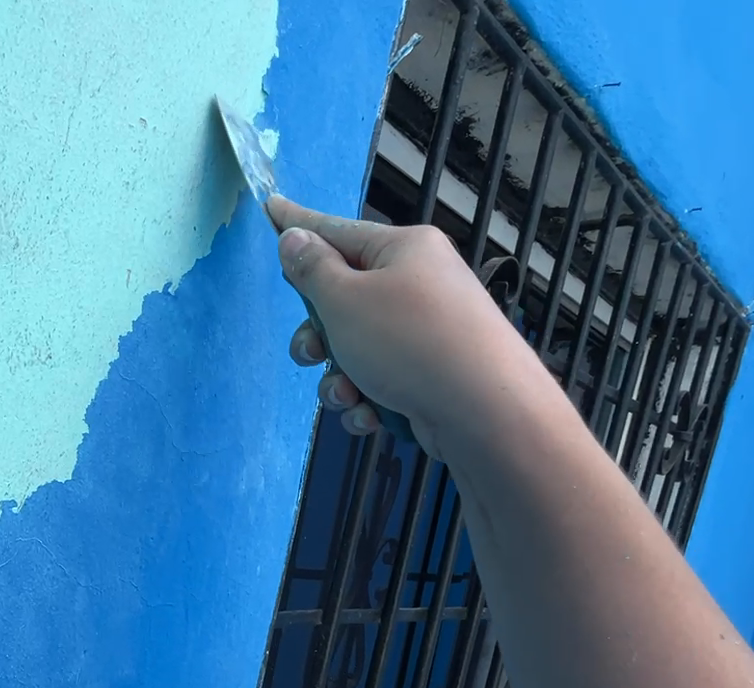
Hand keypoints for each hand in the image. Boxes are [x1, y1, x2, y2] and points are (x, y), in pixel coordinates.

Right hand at [264, 195, 540, 457]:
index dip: (297, 225)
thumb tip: (294, 237)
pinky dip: (365, 399)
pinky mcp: (426, 372)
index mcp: (400, 250)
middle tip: (312, 354)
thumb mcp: (345, 301)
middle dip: (317, 338)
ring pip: (351, 349)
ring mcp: (422, 330)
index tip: (270, 207)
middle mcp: (414, 283)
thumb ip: (312, 270)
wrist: (483, 410)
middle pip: (338, 300)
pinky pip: (375, 380)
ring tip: (349, 395)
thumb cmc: (408, 342)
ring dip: (338, 379)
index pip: (334, 230)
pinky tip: (371, 414)